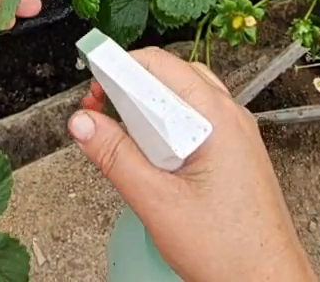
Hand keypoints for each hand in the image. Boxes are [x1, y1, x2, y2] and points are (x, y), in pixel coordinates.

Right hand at [68, 48, 315, 281]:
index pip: (159, 66)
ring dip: (149, 106)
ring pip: (184, 98)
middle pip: (171, 76)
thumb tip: (84, 123)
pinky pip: (195, 121)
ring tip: (123, 130)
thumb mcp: (157, 202)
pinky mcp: (235, 154)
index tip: (92, 77)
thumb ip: (115, 157)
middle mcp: (230, 117)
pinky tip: (152, 152)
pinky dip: (167, 125)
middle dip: (130, 86)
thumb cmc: (230, 253)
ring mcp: (236, 135)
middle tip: (100, 108)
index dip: (119, 67)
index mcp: (216, 117)